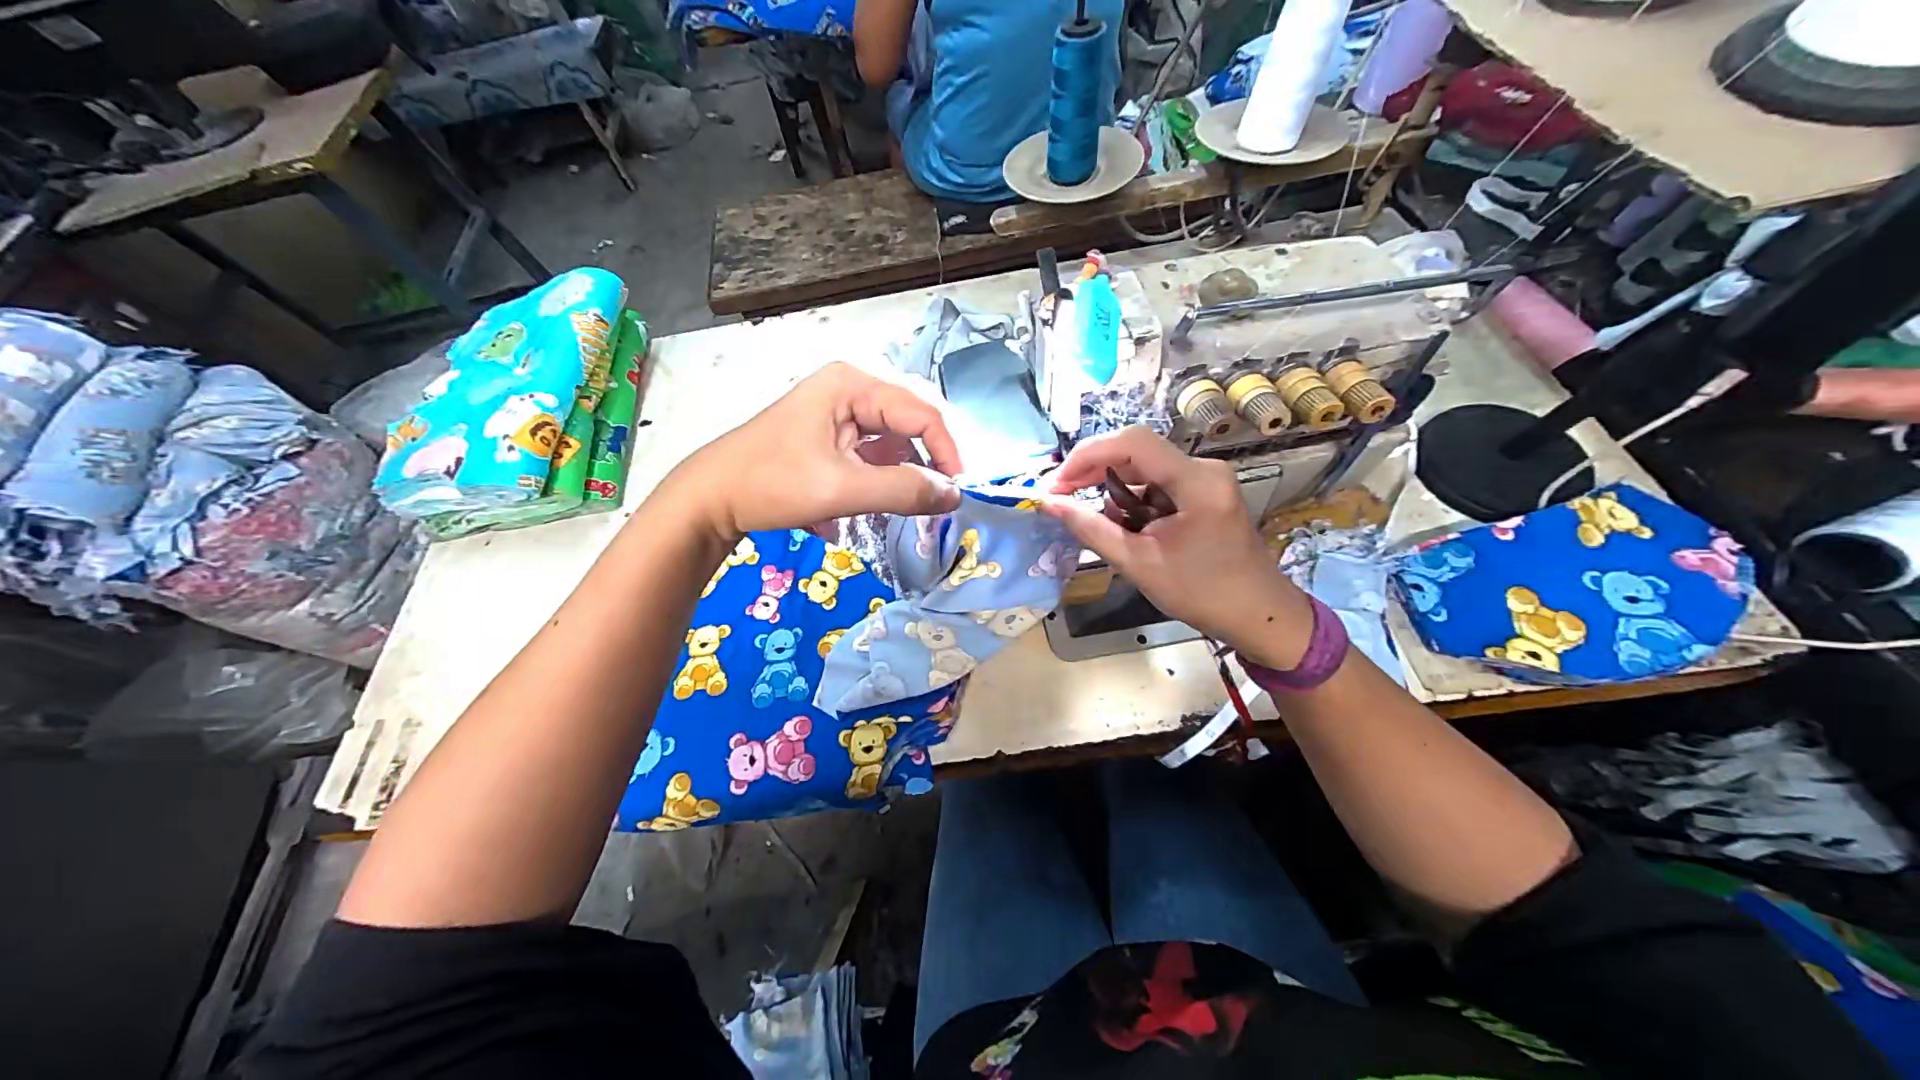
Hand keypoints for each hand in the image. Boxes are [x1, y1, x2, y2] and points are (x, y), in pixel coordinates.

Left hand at [666, 362, 963, 538]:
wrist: (709, 499)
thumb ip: (903, 490)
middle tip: (930, 504)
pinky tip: (855, 510)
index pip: (923, 413)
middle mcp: (850, 389)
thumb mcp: (840, 488)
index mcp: (853, 385)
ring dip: (896, 479)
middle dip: (922, 466)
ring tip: (893, 510)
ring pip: (890, 445)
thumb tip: (954, 496)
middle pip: (909, 426)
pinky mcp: (829, 437)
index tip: (956, 494)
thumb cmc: (770, 484)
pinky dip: (872, 484)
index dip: (946, 453)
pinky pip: (868, 457)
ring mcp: (837, 413)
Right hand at [1039, 427, 1312, 667]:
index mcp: (1196, 481)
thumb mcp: (1138, 563)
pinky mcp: (1205, 492)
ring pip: (1144, 469)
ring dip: (1116, 492)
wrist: (1258, 613)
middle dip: (1095, 472)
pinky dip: (1135, 502)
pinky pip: (1158, 484)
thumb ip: (1091, 528)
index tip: (1057, 483)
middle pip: (1137, 452)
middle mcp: (1204, 469)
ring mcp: (1207, 479)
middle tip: (1062, 497)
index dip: (1088, 455)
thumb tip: (1050, 503)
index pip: (1133, 443)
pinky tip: (1129, 530)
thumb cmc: (1200, 593)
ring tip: (1103, 526)